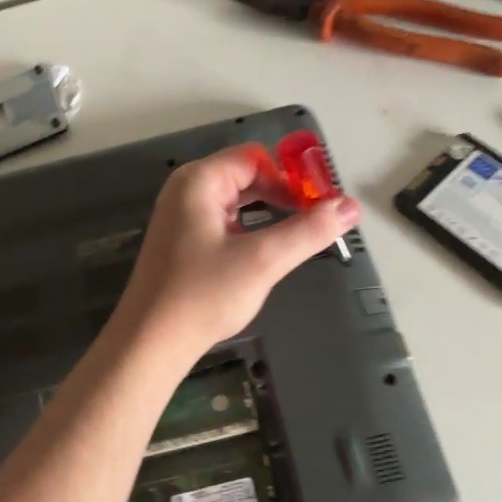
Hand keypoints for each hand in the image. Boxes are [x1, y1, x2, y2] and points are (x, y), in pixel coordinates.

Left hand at [115, 143, 361, 351]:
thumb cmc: (203, 295)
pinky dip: (250, 228)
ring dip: (269, 212)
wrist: (150, 342)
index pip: (255, 158)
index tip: (322, 203)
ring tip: (298, 237)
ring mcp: (182, 215)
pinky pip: (225, 220)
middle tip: (317, 221)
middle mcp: (187, 190)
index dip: (291, 176)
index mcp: (199, 181)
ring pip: (237, 200)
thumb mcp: (263, 260)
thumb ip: (309, 230)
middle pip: (246, 175)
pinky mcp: (183, 240)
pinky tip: (266, 252)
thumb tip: (351, 206)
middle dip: (283, 194)